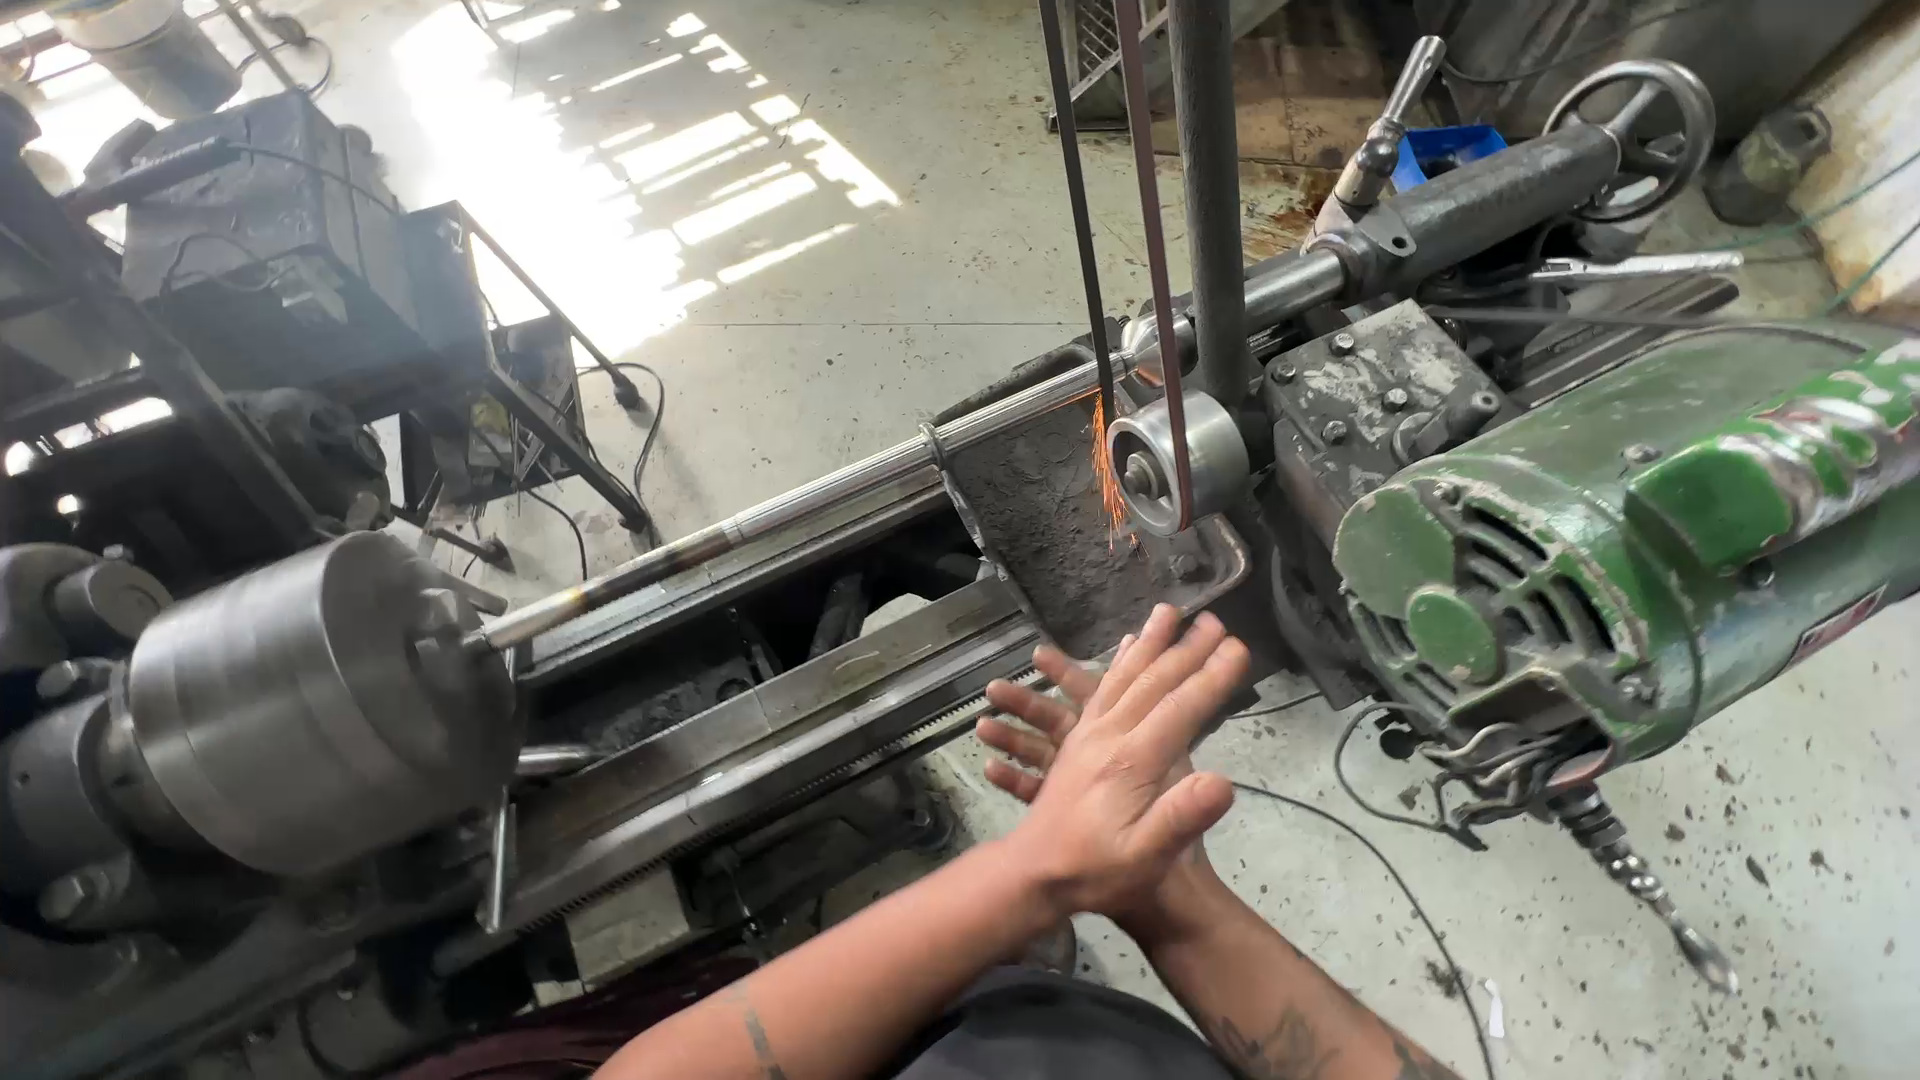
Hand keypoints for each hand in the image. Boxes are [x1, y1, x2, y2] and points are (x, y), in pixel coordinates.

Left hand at [981, 605, 1247, 924]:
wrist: (1034, 872)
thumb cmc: (1094, 871)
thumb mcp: (1143, 857)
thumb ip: (1180, 818)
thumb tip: (1224, 782)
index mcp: (1131, 760)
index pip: (1180, 709)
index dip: (1211, 677)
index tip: (1239, 647)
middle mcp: (1109, 736)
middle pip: (1152, 683)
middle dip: (1186, 649)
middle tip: (1213, 619)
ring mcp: (1090, 734)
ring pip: (1123, 678)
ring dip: (1149, 644)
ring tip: (1166, 613)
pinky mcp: (1078, 741)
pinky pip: (1098, 690)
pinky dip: (1116, 664)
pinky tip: (1122, 650)